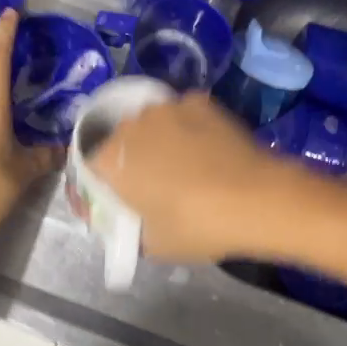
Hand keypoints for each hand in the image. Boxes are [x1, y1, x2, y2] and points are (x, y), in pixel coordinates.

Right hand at [87, 94, 293, 260]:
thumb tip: (133, 221)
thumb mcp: (153, 244)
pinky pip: (185, 115)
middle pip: (121, 141)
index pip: (90, 168)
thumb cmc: (196, 225)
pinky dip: (190, 129)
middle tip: (152, 184)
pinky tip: (207, 149)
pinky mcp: (200, 101)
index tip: (116, 201)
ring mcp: (167, 108)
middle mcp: (130, 125)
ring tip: (183, 165)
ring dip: (160, 141)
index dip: (101, 185)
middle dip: (131, 160)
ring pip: (153, 124)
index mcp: (109, 160)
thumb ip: (131, 228)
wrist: (256, 198)